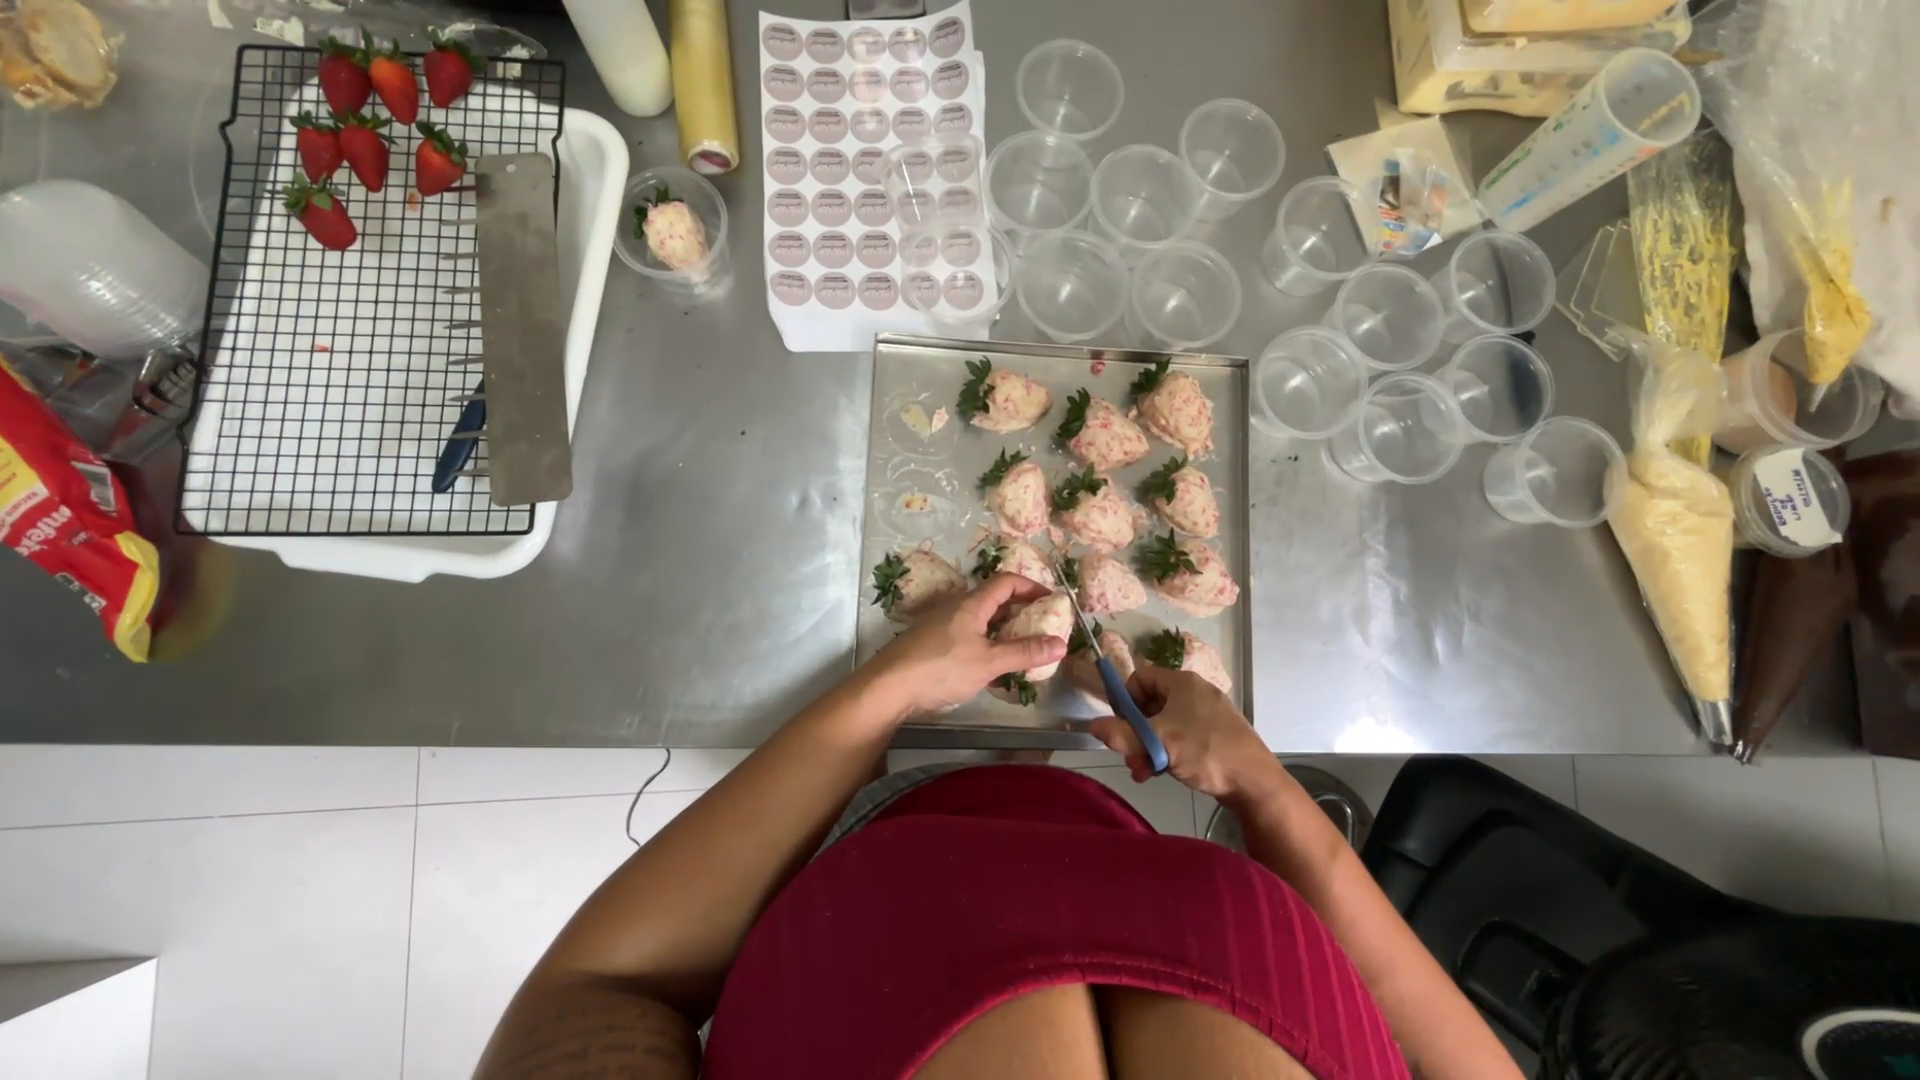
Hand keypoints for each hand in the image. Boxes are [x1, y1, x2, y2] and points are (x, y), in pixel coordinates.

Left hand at [865, 573, 1067, 719]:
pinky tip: (991, 666)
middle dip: (1019, 610)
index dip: (1031, 586)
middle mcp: (955, 608)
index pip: (1006, 582)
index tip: (1051, 598)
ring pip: (979, 620)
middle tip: (1041, 625)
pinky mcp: (931, 644)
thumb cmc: (940, 668)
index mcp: (971, 604)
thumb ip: (1024, 652)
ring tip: (1022, 647)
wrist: (889, 687)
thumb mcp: (988, 661)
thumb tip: (1061, 643)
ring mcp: (941, 626)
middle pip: (993, 600)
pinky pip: (966, 636)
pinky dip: (985, 643)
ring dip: (1002, 629)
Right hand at [1089, 666, 1293, 802]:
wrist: (1256, 783)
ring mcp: (1208, 713)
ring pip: (1165, 723)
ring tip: (1145, 772)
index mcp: (1182, 683)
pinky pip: (1182, 736)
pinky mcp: (1217, 734)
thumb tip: (1093, 725)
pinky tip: (1165, 773)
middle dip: (1135, 732)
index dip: (1125, 701)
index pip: (1139, 678)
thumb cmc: (1205, 753)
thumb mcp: (1157, 743)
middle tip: (1132, 758)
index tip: (1123, 728)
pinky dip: (1168, 752)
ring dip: (1149, 747)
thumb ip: (1121, 735)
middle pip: (1150, 703)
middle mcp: (1195, 691)